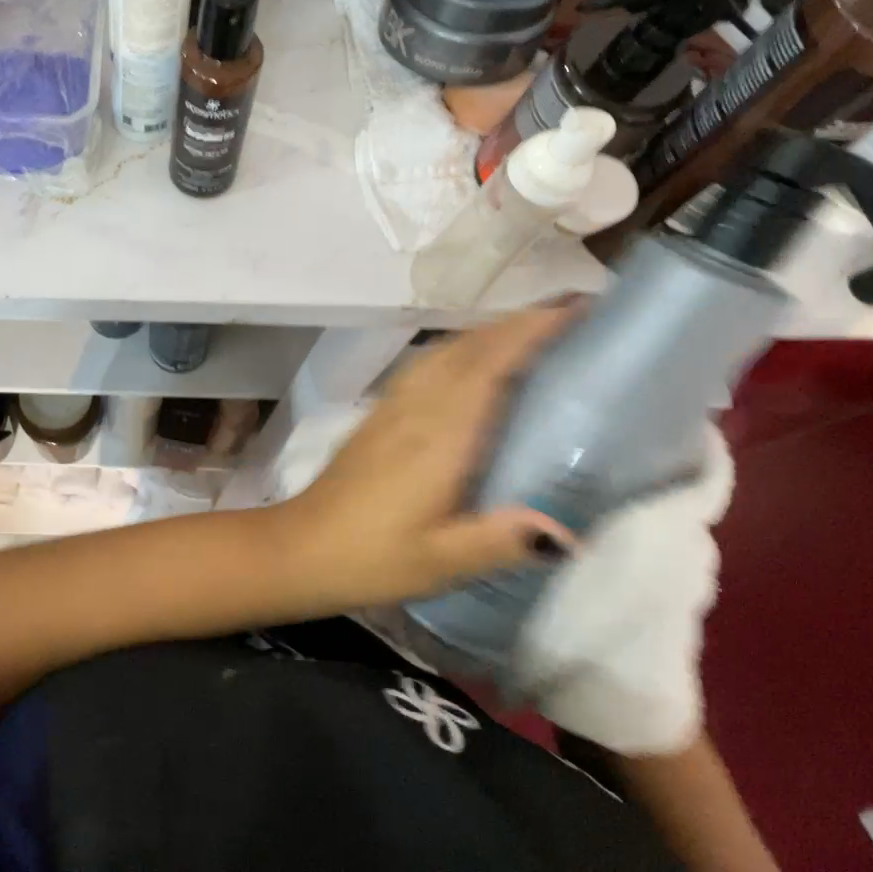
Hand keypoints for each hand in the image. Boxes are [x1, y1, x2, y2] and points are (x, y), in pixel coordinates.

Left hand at [286, 307, 579, 608]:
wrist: (296, 549)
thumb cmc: (369, 558)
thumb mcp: (439, 562)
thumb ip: (500, 542)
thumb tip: (571, 532)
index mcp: (437, 438)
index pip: (488, 367)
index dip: (530, 332)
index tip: (576, 309)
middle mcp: (415, 410)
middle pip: (468, 349)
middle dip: (517, 323)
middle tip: (572, 313)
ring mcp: (391, 410)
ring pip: (443, 353)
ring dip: (487, 333)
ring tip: (532, 331)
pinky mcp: (377, 418)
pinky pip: (425, 367)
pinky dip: (458, 351)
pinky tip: (472, 365)